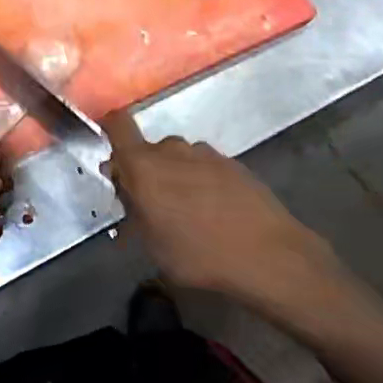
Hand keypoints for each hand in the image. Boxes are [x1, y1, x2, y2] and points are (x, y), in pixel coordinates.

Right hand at [101, 109, 338, 310]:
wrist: (272, 257)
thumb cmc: (199, 254)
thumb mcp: (151, 245)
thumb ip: (133, 215)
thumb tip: (126, 201)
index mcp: (142, 164)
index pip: (117, 124)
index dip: (110, 130)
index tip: (113, 158)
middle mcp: (172, 149)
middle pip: (148, 150)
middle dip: (146, 171)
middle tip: (152, 204)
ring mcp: (207, 154)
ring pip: (179, 159)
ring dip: (176, 177)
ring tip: (189, 212)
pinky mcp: (235, 165)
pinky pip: (206, 168)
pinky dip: (204, 183)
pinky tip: (217, 214)